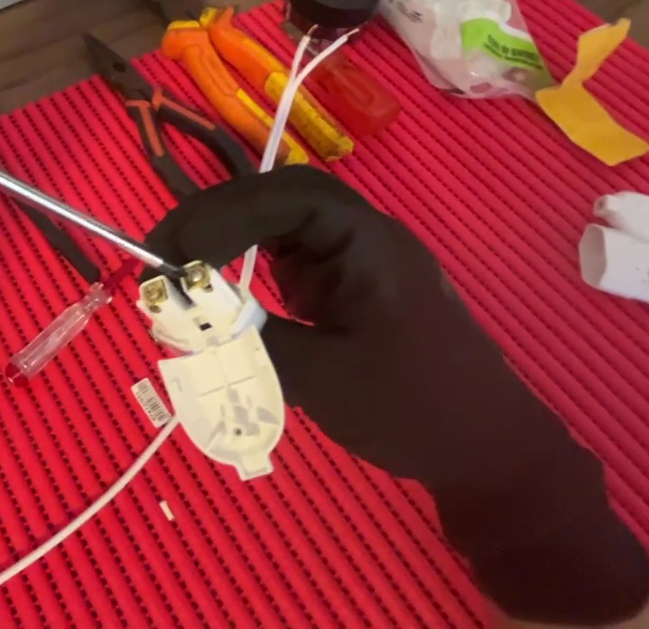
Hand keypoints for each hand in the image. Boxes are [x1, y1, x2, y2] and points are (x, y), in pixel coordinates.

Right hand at [148, 168, 648, 626]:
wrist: (489, 451)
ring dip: (221, 233)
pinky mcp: (338, 278)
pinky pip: (279, 250)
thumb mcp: (324, 381)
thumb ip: (249, 339)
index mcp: (368, 240)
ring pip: (272, 219)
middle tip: (158, 252)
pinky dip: (239, 256)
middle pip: (273, 197)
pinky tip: (211, 278)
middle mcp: (357, 232)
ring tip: (173, 262)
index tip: (175, 255)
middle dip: (211, 218)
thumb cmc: (415, 411)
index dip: (222, 215)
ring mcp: (348, 253)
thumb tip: (181, 315)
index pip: (285, 198)